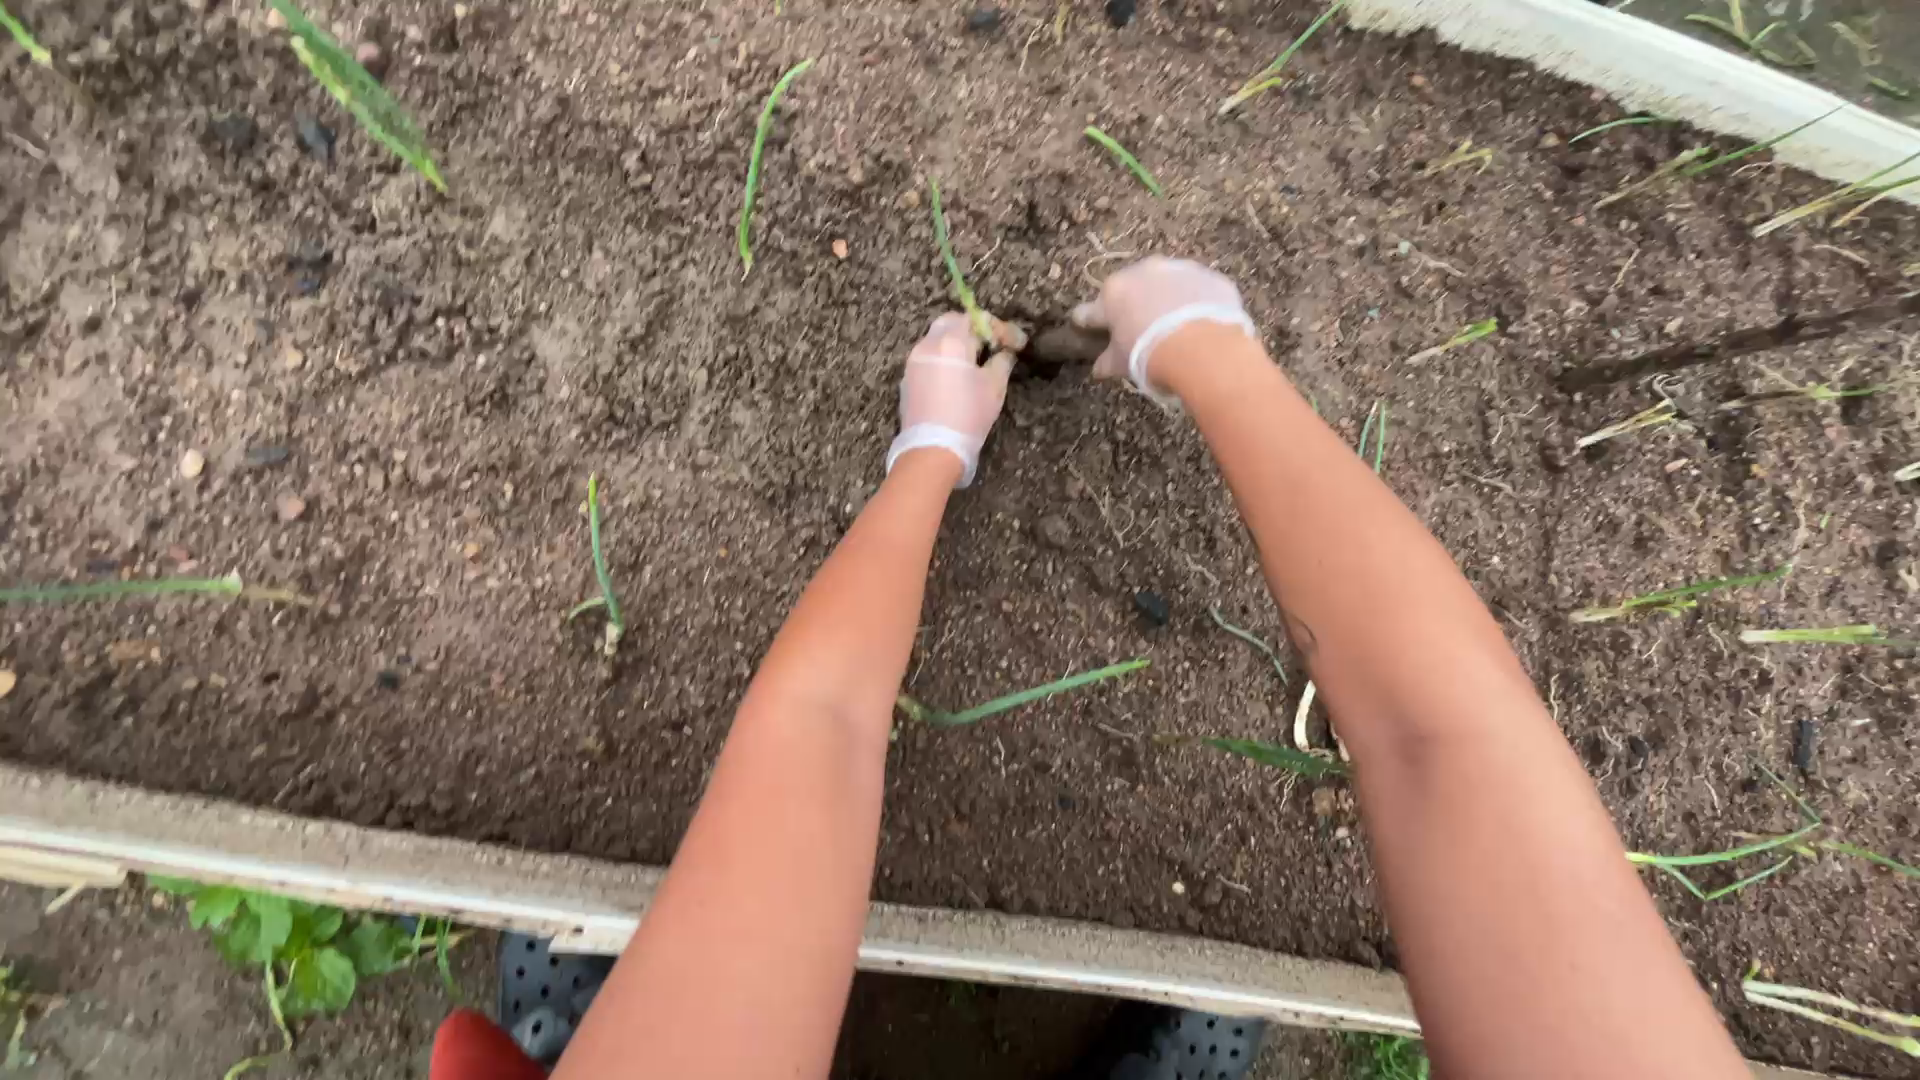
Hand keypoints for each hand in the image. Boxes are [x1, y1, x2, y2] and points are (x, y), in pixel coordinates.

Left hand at [886, 313, 1014, 488]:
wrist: (932, 449)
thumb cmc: (968, 417)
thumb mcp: (994, 387)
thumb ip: (1002, 361)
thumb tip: (1005, 353)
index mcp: (951, 342)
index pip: (977, 319)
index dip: (1000, 328)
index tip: (1016, 344)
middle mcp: (928, 345)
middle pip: (952, 322)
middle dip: (974, 329)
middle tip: (993, 346)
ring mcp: (914, 362)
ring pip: (937, 338)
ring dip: (957, 342)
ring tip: (976, 361)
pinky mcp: (908, 379)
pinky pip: (928, 357)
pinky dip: (944, 358)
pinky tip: (956, 376)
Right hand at [1071, 257, 1256, 403]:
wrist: (1202, 348)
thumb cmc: (1149, 354)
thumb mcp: (1122, 363)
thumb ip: (1108, 362)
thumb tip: (1098, 368)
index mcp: (1113, 292)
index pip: (1091, 310)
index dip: (1089, 322)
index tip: (1088, 327)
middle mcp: (1143, 271)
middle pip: (1131, 289)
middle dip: (1132, 306)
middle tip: (1138, 330)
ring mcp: (1179, 269)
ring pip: (1166, 284)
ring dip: (1165, 299)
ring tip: (1173, 326)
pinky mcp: (1209, 276)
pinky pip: (1197, 289)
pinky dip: (1195, 302)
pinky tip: (1199, 323)